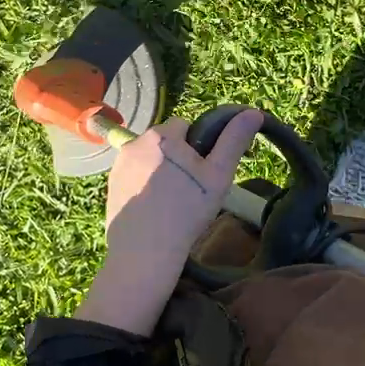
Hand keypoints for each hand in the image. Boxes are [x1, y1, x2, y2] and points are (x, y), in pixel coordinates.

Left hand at [103, 111, 262, 260]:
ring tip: (172, 201)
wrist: (145, 252)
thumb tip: (253, 113)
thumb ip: (234, 140)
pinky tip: (154, 208)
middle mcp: (135, 142)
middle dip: (178, 158)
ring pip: (150, 159)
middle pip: (166, 142)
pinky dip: (145, 185)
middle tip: (191, 189)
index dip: (198, 148)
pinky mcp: (110, 185)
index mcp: (162, 135)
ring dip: (161, 170)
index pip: (186, 126)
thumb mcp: (218, 175)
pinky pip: (135, 176)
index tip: (203, 173)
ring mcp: (119, 164)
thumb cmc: (186, 210)